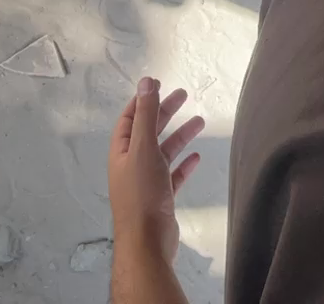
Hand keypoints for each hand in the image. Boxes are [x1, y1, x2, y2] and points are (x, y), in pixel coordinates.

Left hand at [108, 77, 204, 261]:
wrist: (148, 242)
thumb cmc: (142, 192)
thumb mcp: (144, 147)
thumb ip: (146, 114)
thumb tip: (146, 82)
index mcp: (122, 152)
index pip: (129, 118)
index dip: (142, 100)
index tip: (157, 84)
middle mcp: (131, 164)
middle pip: (149, 131)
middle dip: (164, 112)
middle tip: (183, 95)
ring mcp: (146, 182)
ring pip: (164, 151)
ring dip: (180, 135)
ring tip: (201, 122)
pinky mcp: (160, 197)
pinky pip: (173, 175)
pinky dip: (184, 164)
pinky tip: (196, 157)